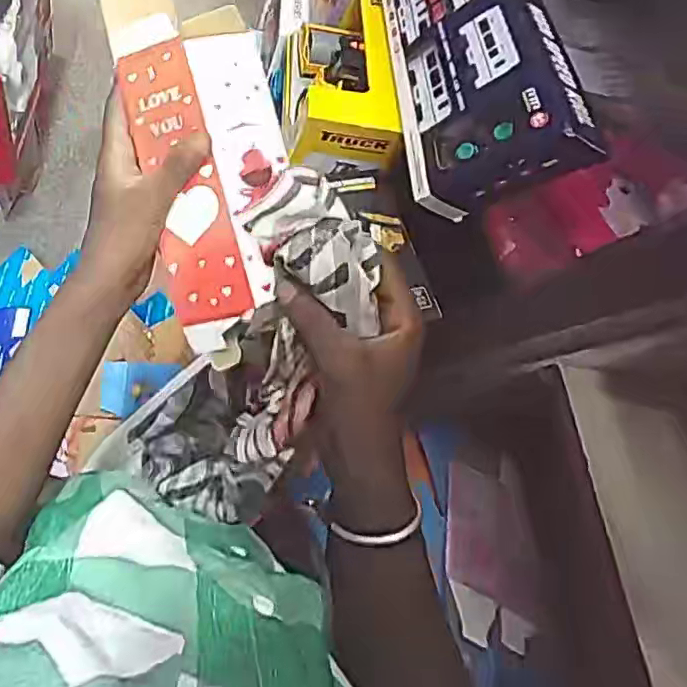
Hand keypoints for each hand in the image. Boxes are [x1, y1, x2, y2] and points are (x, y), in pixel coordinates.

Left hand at [79, 92, 209, 307]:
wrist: (112, 282)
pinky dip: (190, 174)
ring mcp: (138, 187)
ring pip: (163, 157)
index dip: (133, 84)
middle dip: (171, 114)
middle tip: (202, 95)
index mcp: (115, 155)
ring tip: (216, 127)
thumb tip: (202, 133)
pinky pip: (172, 182)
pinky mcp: (151, 206)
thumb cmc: (123, 235)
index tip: (156, 64)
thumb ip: (176, 165)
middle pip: (147, 130)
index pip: (120, 109)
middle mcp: (125, 166)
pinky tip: (215, 170)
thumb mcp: (152, 195)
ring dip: (185, 146)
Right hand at [277, 258, 426, 449]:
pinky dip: (313, 309)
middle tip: (301, 244)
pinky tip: (290, 296)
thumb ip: (311, 317)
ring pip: (344, 301)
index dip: (358, 247)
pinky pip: (331, 321)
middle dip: (333, 265)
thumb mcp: (337, 356)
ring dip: (320, 288)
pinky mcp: (348, 352)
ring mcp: (368, 338)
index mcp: (404, 320)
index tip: (326, 229)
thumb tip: (282, 282)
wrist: (357, 457)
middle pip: (362, 282)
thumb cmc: (361, 405)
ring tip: (292, 264)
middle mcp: (389, 324)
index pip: (385, 268)